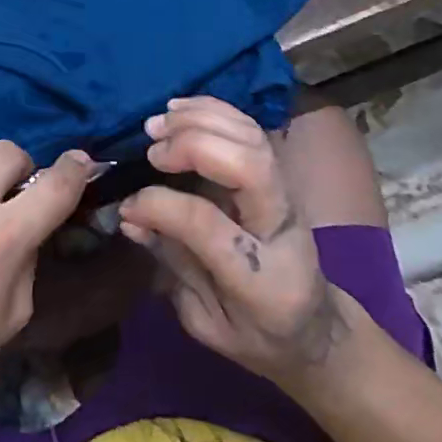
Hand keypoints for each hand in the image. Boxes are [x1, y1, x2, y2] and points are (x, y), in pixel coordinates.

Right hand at [117, 97, 348, 386]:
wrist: (313, 327)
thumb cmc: (255, 332)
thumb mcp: (206, 322)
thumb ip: (171, 268)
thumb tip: (129, 218)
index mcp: (264, 281)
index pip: (209, 225)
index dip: (160, 206)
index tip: (128, 206)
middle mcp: (283, 227)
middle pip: (247, 166)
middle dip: (192, 146)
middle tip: (151, 151)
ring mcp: (286, 194)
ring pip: (252, 138)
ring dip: (200, 119)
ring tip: (158, 124)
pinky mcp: (278, 173)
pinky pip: (249, 128)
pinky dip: (212, 109)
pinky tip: (177, 108)